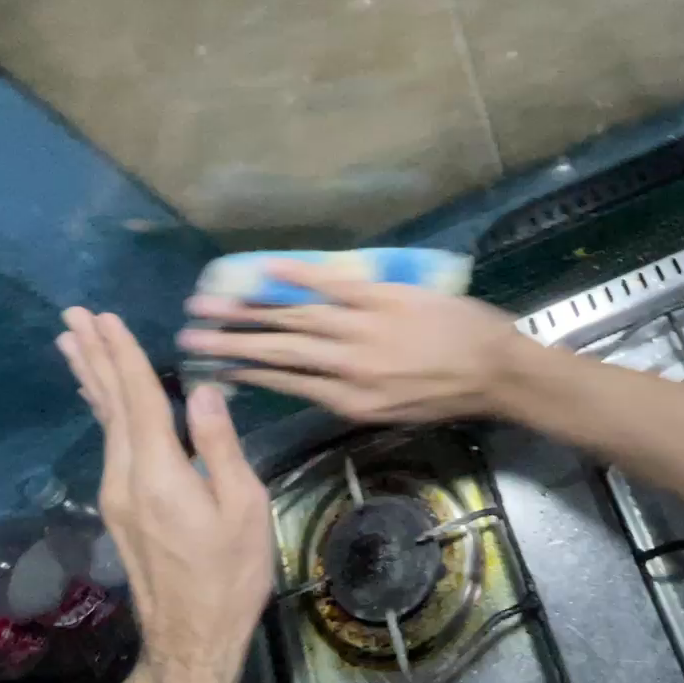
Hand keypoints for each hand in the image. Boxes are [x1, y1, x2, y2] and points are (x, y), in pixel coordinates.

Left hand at [55, 308, 272, 682]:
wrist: (192, 638)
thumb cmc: (230, 573)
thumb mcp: (243, 507)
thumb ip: (220, 446)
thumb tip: (202, 390)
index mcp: (159, 473)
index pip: (138, 400)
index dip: (125, 356)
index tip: (108, 318)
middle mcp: (126, 478)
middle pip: (109, 405)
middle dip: (95, 356)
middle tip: (74, 316)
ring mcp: (117, 495)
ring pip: (102, 423)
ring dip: (90, 378)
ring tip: (72, 344)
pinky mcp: (120, 508)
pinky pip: (108, 442)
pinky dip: (100, 409)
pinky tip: (96, 398)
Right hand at [175, 259, 527, 422]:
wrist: (494, 369)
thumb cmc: (448, 395)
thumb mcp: (396, 413)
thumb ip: (353, 397)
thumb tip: (315, 379)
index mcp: (351, 402)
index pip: (287, 385)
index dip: (247, 374)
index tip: (215, 367)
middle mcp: (346, 368)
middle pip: (279, 353)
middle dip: (231, 344)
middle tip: (189, 337)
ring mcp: (362, 330)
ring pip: (295, 319)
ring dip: (249, 311)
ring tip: (209, 304)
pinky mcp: (380, 300)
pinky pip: (332, 285)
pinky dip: (297, 276)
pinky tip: (264, 269)